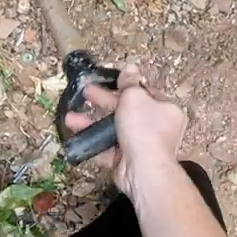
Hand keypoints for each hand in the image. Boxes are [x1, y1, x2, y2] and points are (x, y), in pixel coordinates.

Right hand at [63, 64, 185, 197]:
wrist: (143, 169)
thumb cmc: (143, 129)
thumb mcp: (134, 97)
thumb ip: (129, 82)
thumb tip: (131, 67)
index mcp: (165, 109)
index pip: (145, 92)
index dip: (126, 85)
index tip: (109, 80)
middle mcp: (155, 127)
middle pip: (126, 109)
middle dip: (103, 101)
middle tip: (86, 92)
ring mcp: (140, 144)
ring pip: (113, 128)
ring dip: (92, 122)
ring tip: (71, 117)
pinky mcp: (126, 159)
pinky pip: (107, 147)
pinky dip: (93, 141)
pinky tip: (77, 135)